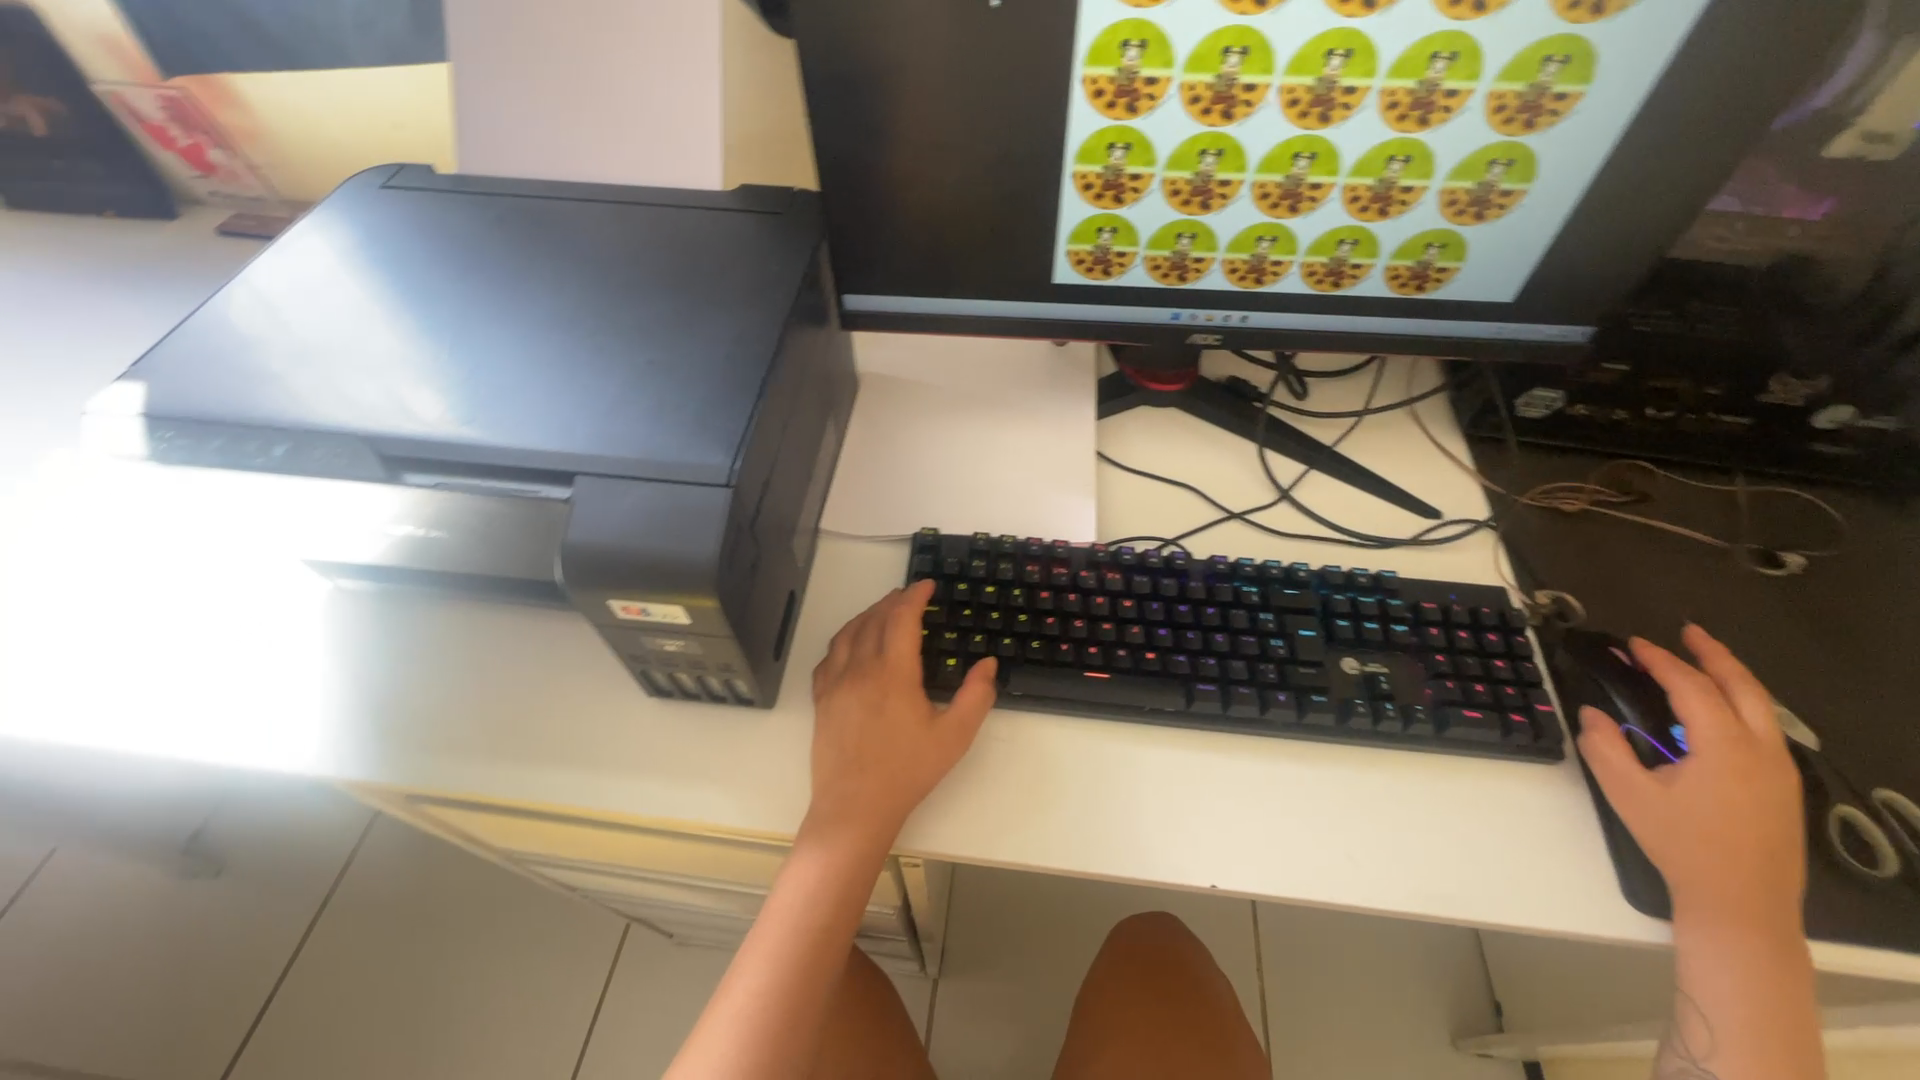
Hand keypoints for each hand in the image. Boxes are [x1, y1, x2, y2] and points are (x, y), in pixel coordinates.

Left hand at [806, 579, 997, 850]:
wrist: (855, 807)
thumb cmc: (908, 773)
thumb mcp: (954, 737)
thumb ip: (976, 696)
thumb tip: (987, 663)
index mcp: (893, 674)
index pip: (901, 618)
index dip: (915, 595)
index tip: (927, 585)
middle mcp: (859, 670)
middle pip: (873, 619)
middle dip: (893, 601)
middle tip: (911, 595)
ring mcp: (835, 684)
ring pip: (848, 633)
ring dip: (868, 615)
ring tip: (884, 611)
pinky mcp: (821, 700)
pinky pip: (829, 656)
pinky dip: (844, 639)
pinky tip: (853, 645)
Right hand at [1577, 624, 1805, 927]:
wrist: (1743, 902)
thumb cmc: (1682, 846)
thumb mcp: (1629, 796)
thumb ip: (1605, 748)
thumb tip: (1591, 713)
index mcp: (1724, 746)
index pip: (1691, 687)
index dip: (1660, 661)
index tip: (1633, 644)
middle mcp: (1762, 749)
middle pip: (1743, 686)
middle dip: (1714, 654)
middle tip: (1688, 632)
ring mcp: (1781, 768)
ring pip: (1762, 706)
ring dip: (1732, 677)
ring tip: (1705, 661)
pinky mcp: (1785, 786)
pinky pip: (1765, 727)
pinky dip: (1742, 703)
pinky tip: (1721, 711)